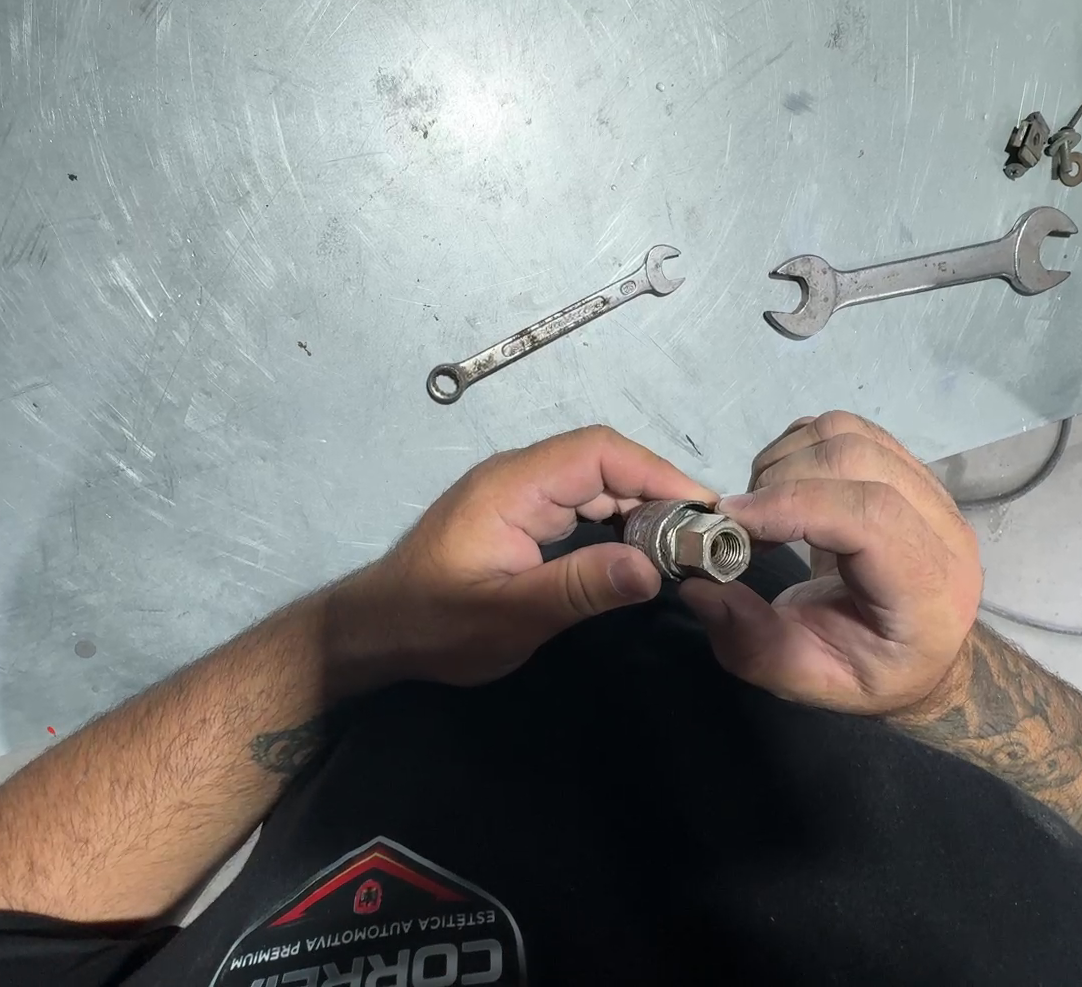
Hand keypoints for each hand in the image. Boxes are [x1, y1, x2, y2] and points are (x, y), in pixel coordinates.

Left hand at [337, 426, 713, 687]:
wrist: (379, 629)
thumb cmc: (435, 624)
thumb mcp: (509, 615)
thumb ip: (578, 588)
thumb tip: (652, 568)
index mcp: (511, 485)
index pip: (597, 452)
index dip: (655, 471)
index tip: (701, 508)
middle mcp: (517, 476)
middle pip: (600, 460)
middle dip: (655, 489)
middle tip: (701, 533)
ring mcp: (516, 492)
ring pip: (592, 480)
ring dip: (638, 504)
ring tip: (680, 541)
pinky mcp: (518, 512)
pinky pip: (577, 501)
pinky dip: (613, 518)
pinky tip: (637, 546)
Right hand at [679, 412, 981, 715]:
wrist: (920, 652)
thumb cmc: (866, 669)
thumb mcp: (804, 678)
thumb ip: (752, 641)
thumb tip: (699, 586)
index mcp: (927, 589)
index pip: (870, 517)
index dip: (793, 504)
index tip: (730, 521)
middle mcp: (942, 527)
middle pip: (855, 459)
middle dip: (778, 481)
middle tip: (739, 524)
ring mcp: (928, 489)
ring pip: (847, 433)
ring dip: (783, 460)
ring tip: (760, 507)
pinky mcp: (905, 467)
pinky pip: (844, 428)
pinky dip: (796, 446)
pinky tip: (781, 488)